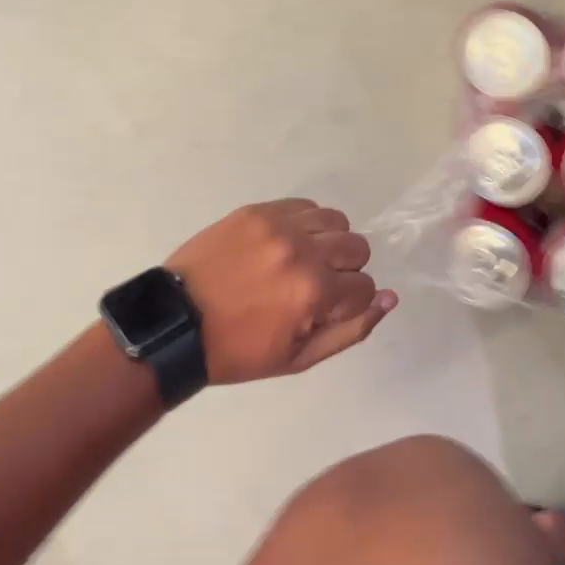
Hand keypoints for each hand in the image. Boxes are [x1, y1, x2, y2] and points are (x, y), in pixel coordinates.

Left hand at [166, 199, 396, 384]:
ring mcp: (280, 226)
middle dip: (345, 271)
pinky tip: (285, 245)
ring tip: (302, 262)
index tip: (323, 312)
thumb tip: (390, 298)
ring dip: (329, 243)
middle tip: (314, 287)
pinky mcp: (259, 211)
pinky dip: (306, 225)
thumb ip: (351, 330)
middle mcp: (303, 251)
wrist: (175, 324)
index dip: (350, 303)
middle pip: (358, 247)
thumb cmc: (238, 350)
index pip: (366, 286)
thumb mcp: (298, 358)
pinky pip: (306, 206)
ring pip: (337, 221)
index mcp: (314, 292)